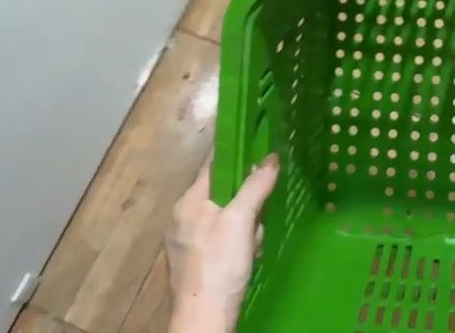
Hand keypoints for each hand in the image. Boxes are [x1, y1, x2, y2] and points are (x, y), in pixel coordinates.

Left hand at [166, 154, 279, 332]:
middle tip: (262, 205)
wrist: (204, 320)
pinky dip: (236, 238)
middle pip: (221, 190)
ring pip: (223, 214)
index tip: (258, 139)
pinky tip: (247, 253)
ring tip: (255, 237)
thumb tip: (272, 157)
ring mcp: (186, 240)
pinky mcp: (193, 260)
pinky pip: (219, 235)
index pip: (213, 164)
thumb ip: (256, 185)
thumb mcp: (241, 220)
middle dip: (245, 195)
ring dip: (244, 221)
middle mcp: (182, 217)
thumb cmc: (220, 264)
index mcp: (188, 202)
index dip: (236, 151)